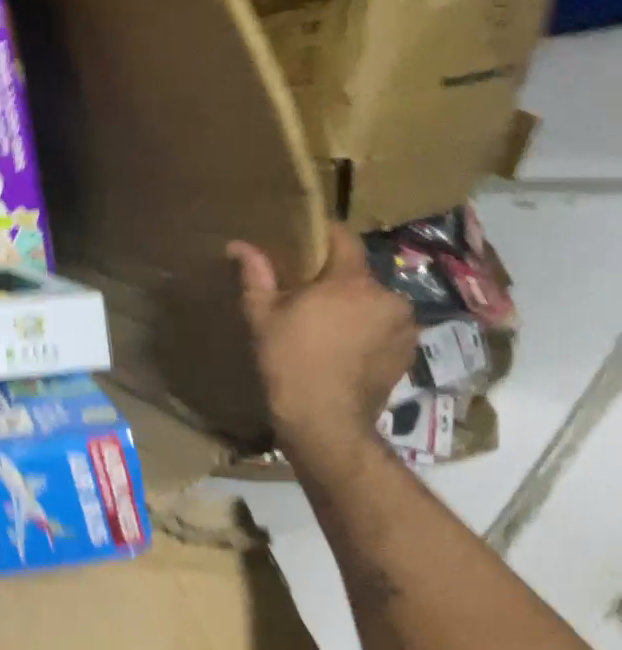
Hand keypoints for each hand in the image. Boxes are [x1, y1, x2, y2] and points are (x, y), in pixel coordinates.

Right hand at [228, 225, 416, 458]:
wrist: (326, 417)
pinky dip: (365, 326)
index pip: (344, 240)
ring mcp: (405, 325)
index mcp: (352, 283)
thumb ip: (256, 274)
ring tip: (324, 320)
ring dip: (352, 304)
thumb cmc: (288, 358)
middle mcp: (389, 297)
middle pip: (358, 273)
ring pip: (373, 300)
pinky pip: (385, 324)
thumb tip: (239, 245)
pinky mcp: (409, 350)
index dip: (323, 232)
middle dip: (333, 278)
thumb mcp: (262, 314)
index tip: (303, 233)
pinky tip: (341, 343)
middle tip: (304, 290)